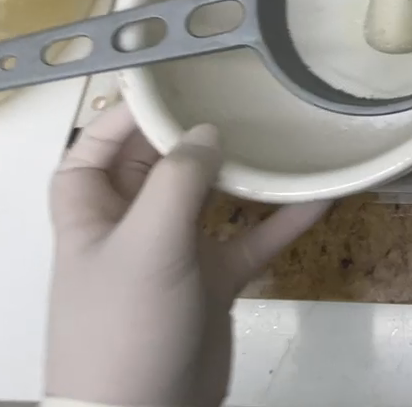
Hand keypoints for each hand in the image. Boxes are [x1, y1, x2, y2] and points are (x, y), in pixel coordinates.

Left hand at [45, 103, 328, 406]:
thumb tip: (207, 131)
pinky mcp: (213, 281)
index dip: (117, 118)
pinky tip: (322, 195)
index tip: (169, 84)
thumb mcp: (147, 246)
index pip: (89, 155)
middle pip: (155, 167)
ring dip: (242, 170)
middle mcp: (132, 230)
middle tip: (236, 93)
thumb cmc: (126, 328)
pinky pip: (252, 237)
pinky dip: (283, 218)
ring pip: (209, 198)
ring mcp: (175, 257)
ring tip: (278, 130)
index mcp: (93, 220)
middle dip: (189, 132)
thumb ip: (178, 181)